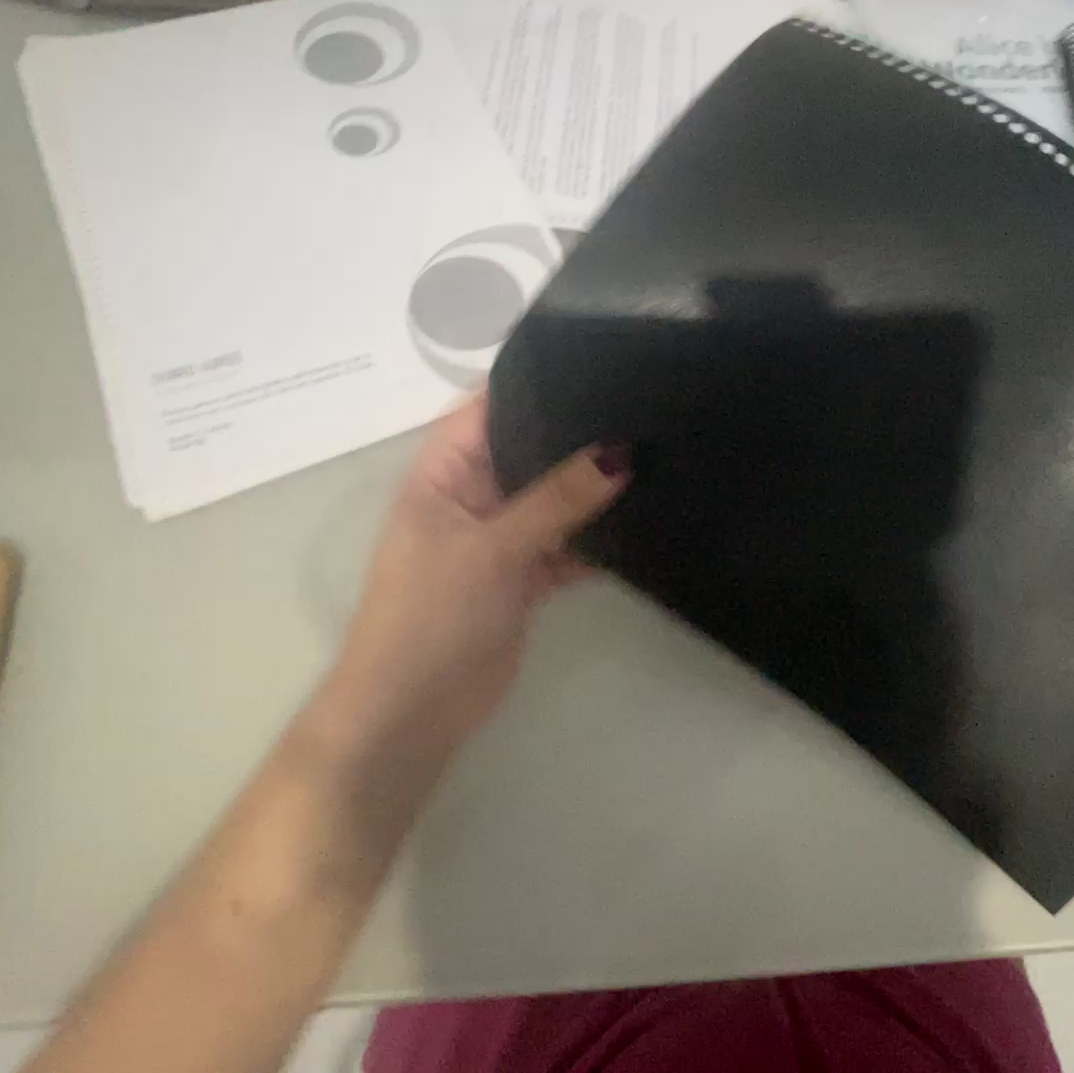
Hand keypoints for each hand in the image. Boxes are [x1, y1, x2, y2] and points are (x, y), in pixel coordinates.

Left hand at [336, 395, 627, 741]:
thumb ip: (557, 500)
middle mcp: (474, 496)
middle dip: (578, 436)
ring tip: (659, 456)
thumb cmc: (431, 616)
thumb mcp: (492, 548)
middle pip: (530, 451)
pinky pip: (568, 544)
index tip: (599, 361)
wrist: (415, 711)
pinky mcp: (526, 577)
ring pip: (555, 500)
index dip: (534, 381)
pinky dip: (598, 539)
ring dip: (594, 490)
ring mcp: (502, 539)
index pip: (488, 406)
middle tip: (647, 408)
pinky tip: (644, 522)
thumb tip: (621, 454)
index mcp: (444, 473)